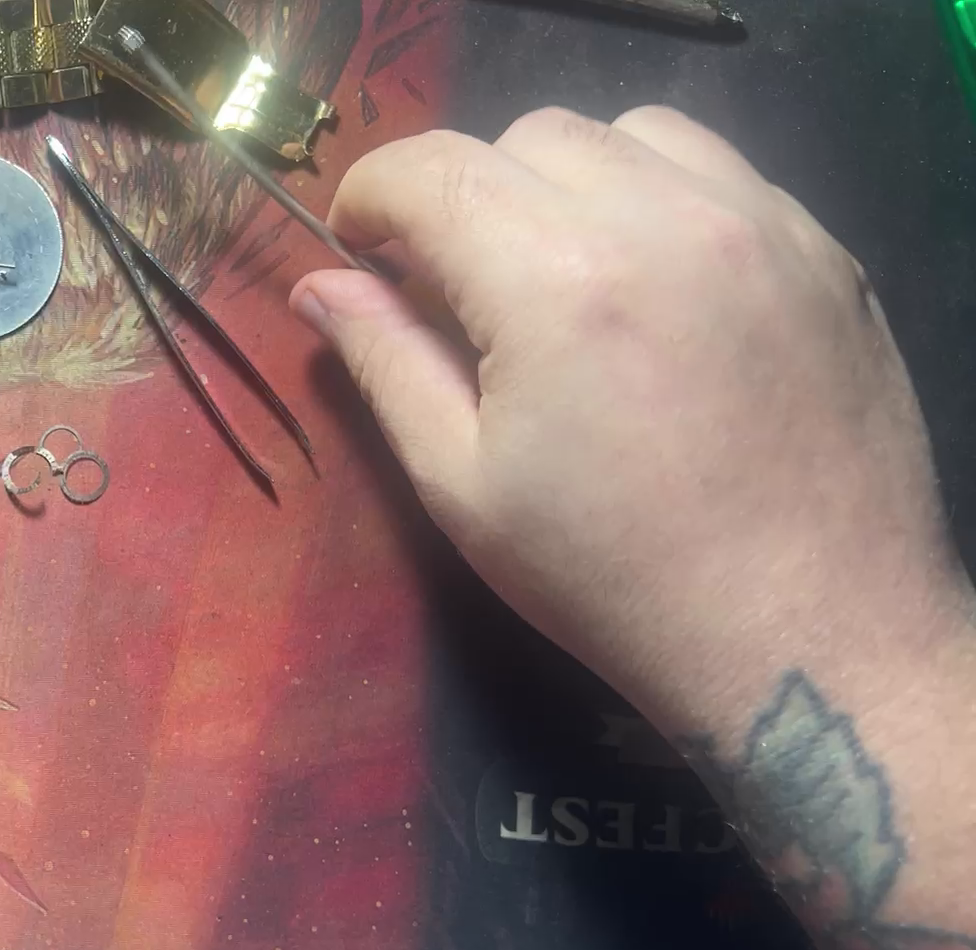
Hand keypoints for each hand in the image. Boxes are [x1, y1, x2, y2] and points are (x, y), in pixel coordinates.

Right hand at [291, 106, 974, 732]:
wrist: (797, 629)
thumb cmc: (592, 567)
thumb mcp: (450, 475)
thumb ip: (381, 358)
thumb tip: (317, 285)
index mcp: (557, 286)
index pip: (432, 171)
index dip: (366, 195)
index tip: (349, 248)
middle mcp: (669, 221)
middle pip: (516, 140)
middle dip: (446, 194)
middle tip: (428, 281)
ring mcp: (764, 223)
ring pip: (615, 132)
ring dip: (537, 183)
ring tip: (522, 272)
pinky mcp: (820, 247)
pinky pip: (702, 165)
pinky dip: (626, 192)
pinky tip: (616, 278)